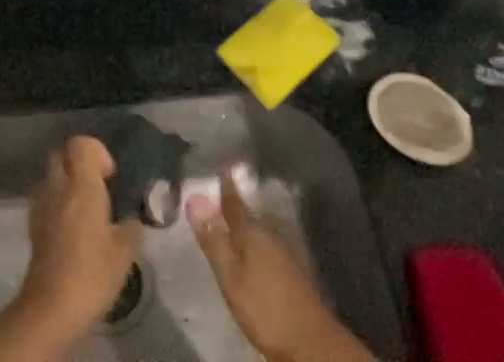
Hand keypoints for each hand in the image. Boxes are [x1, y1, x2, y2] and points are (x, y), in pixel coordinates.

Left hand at [0, 137, 140, 360]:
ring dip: (67, 184)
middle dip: (79, 163)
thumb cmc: (93, 272)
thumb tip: (132, 217)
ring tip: (88, 209)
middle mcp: (57, 188)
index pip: (80, 144)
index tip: (111, 175)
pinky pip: (46, 200)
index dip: (97, 151)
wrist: (52, 306)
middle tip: (100, 186)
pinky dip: (59, 204)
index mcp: (81, 186)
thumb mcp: (125, 249)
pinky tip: (75, 229)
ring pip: (51, 178)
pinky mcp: (33, 227)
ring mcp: (40, 207)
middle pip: (61, 155)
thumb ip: (131, 225)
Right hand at [187, 168, 374, 361]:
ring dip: (246, 221)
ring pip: (260, 228)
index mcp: (253, 233)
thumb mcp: (230, 276)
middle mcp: (271, 234)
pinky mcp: (292, 269)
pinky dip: (255, 238)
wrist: (308, 339)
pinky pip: (267, 242)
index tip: (223, 165)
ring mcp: (285, 251)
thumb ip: (214, 240)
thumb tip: (195, 200)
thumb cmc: (263, 306)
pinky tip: (250, 246)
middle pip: (249, 214)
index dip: (227, 186)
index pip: (235, 203)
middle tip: (219, 189)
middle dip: (234, 203)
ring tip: (230, 216)